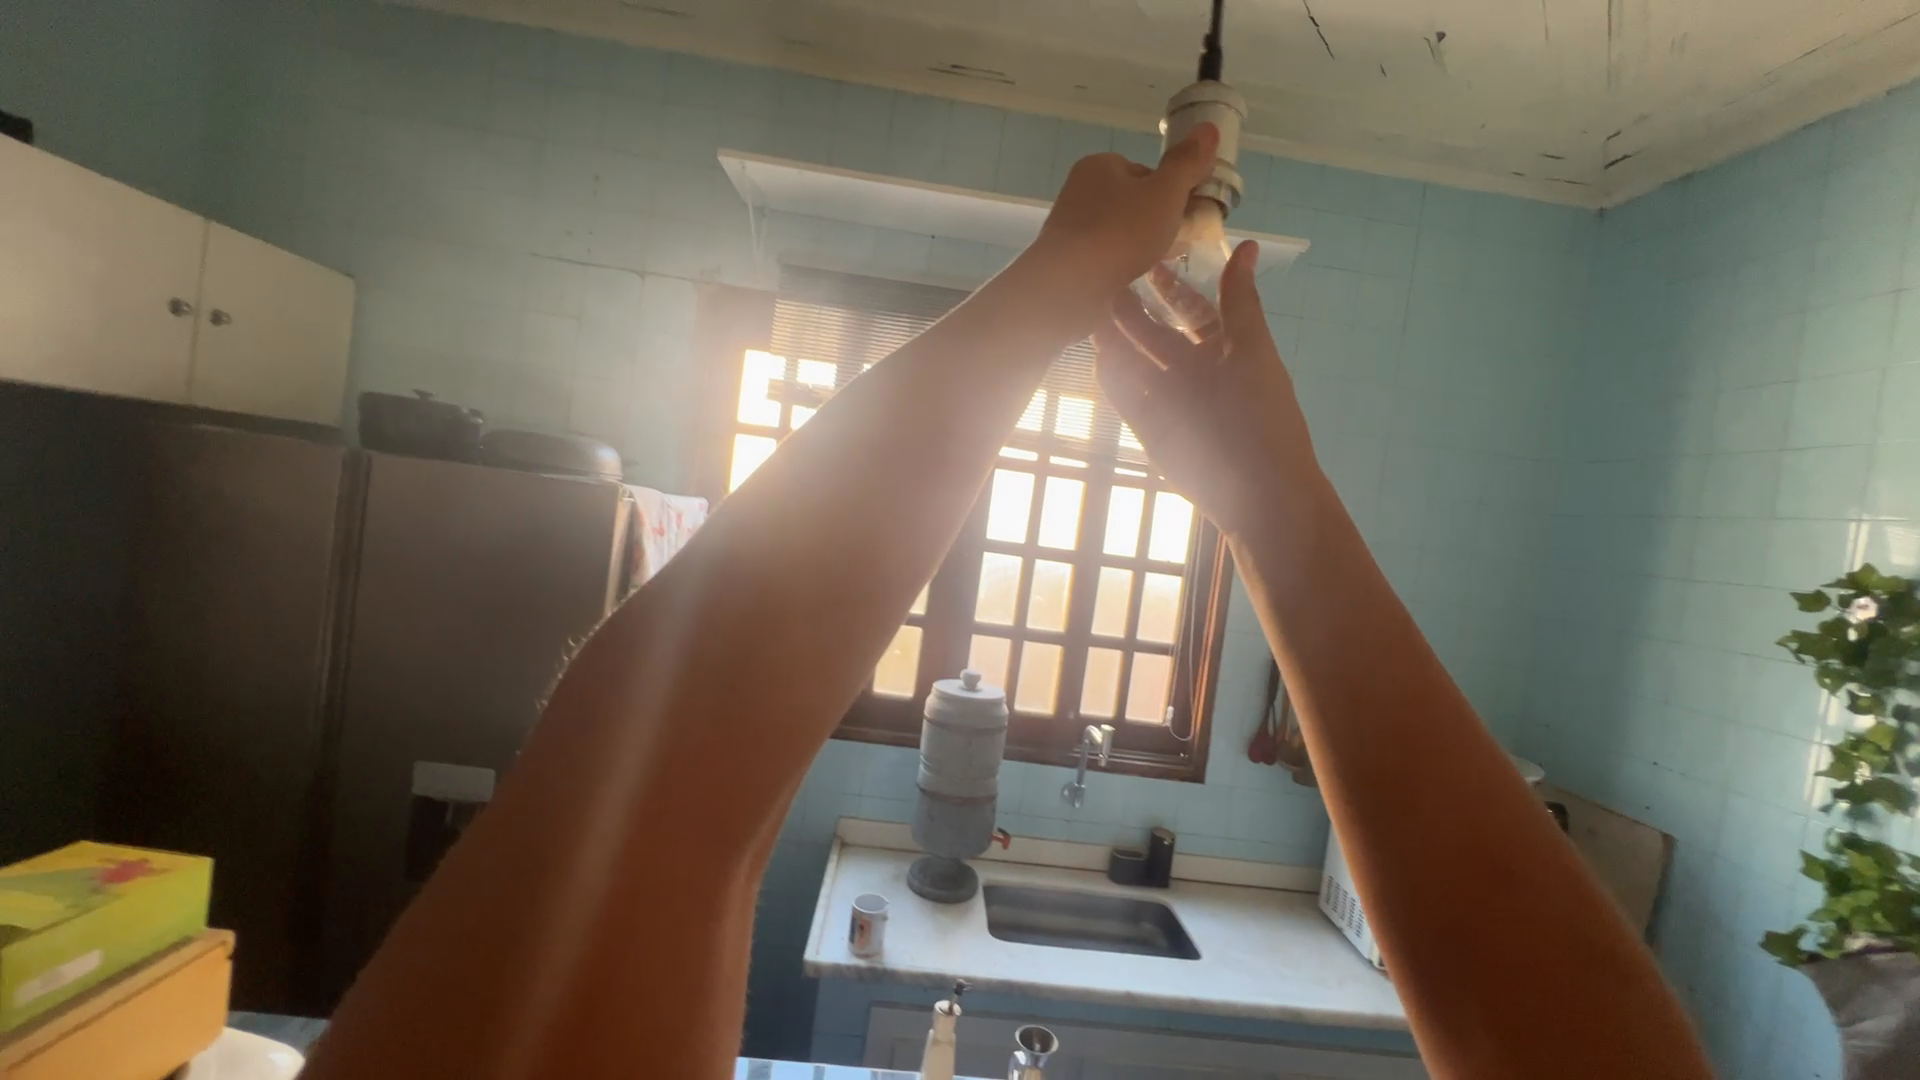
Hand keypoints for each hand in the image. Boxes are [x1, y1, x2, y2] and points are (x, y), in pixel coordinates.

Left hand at [1026, 124, 1221, 302]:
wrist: (1068, 288)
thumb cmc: (1120, 232)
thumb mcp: (1165, 193)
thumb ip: (1187, 164)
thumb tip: (1208, 129)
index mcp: (1098, 166)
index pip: (1144, 173)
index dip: (1170, 193)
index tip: (1186, 215)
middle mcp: (1078, 193)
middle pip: (1131, 205)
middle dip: (1155, 224)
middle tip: (1175, 245)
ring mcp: (1068, 231)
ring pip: (1117, 235)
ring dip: (1138, 249)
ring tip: (1156, 266)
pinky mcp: (1065, 264)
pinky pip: (1102, 261)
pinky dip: (1119, 269)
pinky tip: (1131, 282)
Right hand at [1094, 241, 1320, 535]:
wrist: (1254, 485)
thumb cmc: (1261, 412)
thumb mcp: (1252, 348)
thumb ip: (1239, 301)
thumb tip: (1248, 246)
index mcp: (1225, 348)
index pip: (1194, 310)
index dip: (1172, 288)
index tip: (1147, 264)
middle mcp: (1194, 371)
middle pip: (1158, 335)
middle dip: (1134, 313)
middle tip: (1106, 289)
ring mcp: (1170, 399)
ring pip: (1137, 364)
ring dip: (1117, 342)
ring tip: (1090, 317)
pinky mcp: (1150, 428)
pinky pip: (1127, 398)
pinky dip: (1113, 380)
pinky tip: (1097, 357)